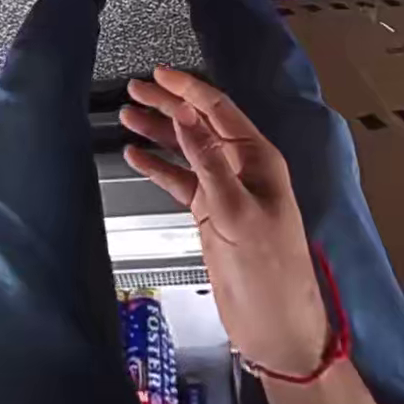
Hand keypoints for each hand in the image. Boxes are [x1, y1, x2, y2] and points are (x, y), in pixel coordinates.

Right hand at [122, 65, 330, 376]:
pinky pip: (178, 179)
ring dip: (157, 132)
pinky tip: (136, 155)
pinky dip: (157, 166)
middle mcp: (239, 166)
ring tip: (128, 115)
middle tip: (135, 90)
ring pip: (184, 149)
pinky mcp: (208, 211)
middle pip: (197, 124)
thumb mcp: (237, 210)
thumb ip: (208, 160)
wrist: (275, 328)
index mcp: (257, 157)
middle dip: (166, 104)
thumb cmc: (268, 269)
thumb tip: (185, 115)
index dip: (187, 89)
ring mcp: (222, 188)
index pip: (218, 109)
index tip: (159, 74)